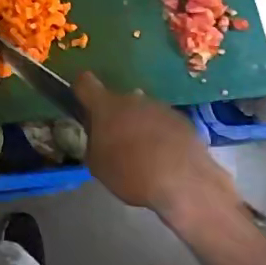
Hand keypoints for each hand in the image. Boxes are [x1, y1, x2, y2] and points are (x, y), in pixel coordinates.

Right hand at [75, 72, 242, 223]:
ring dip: (138, 125)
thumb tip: (98, 137)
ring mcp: (160, 107)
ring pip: (141, 111)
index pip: (85, 83)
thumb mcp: (98, 166)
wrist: (184, 182)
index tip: (81, 105)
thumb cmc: (131, 173)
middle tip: (114, 142)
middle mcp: (133, 99)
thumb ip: (94, 144)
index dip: (80, 91)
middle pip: (117, 101)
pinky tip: (163, 158)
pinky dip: (159, 135)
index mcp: (106, 106)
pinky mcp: (182, 119)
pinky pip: (162, 123)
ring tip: (142, 155)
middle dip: (113, 117)